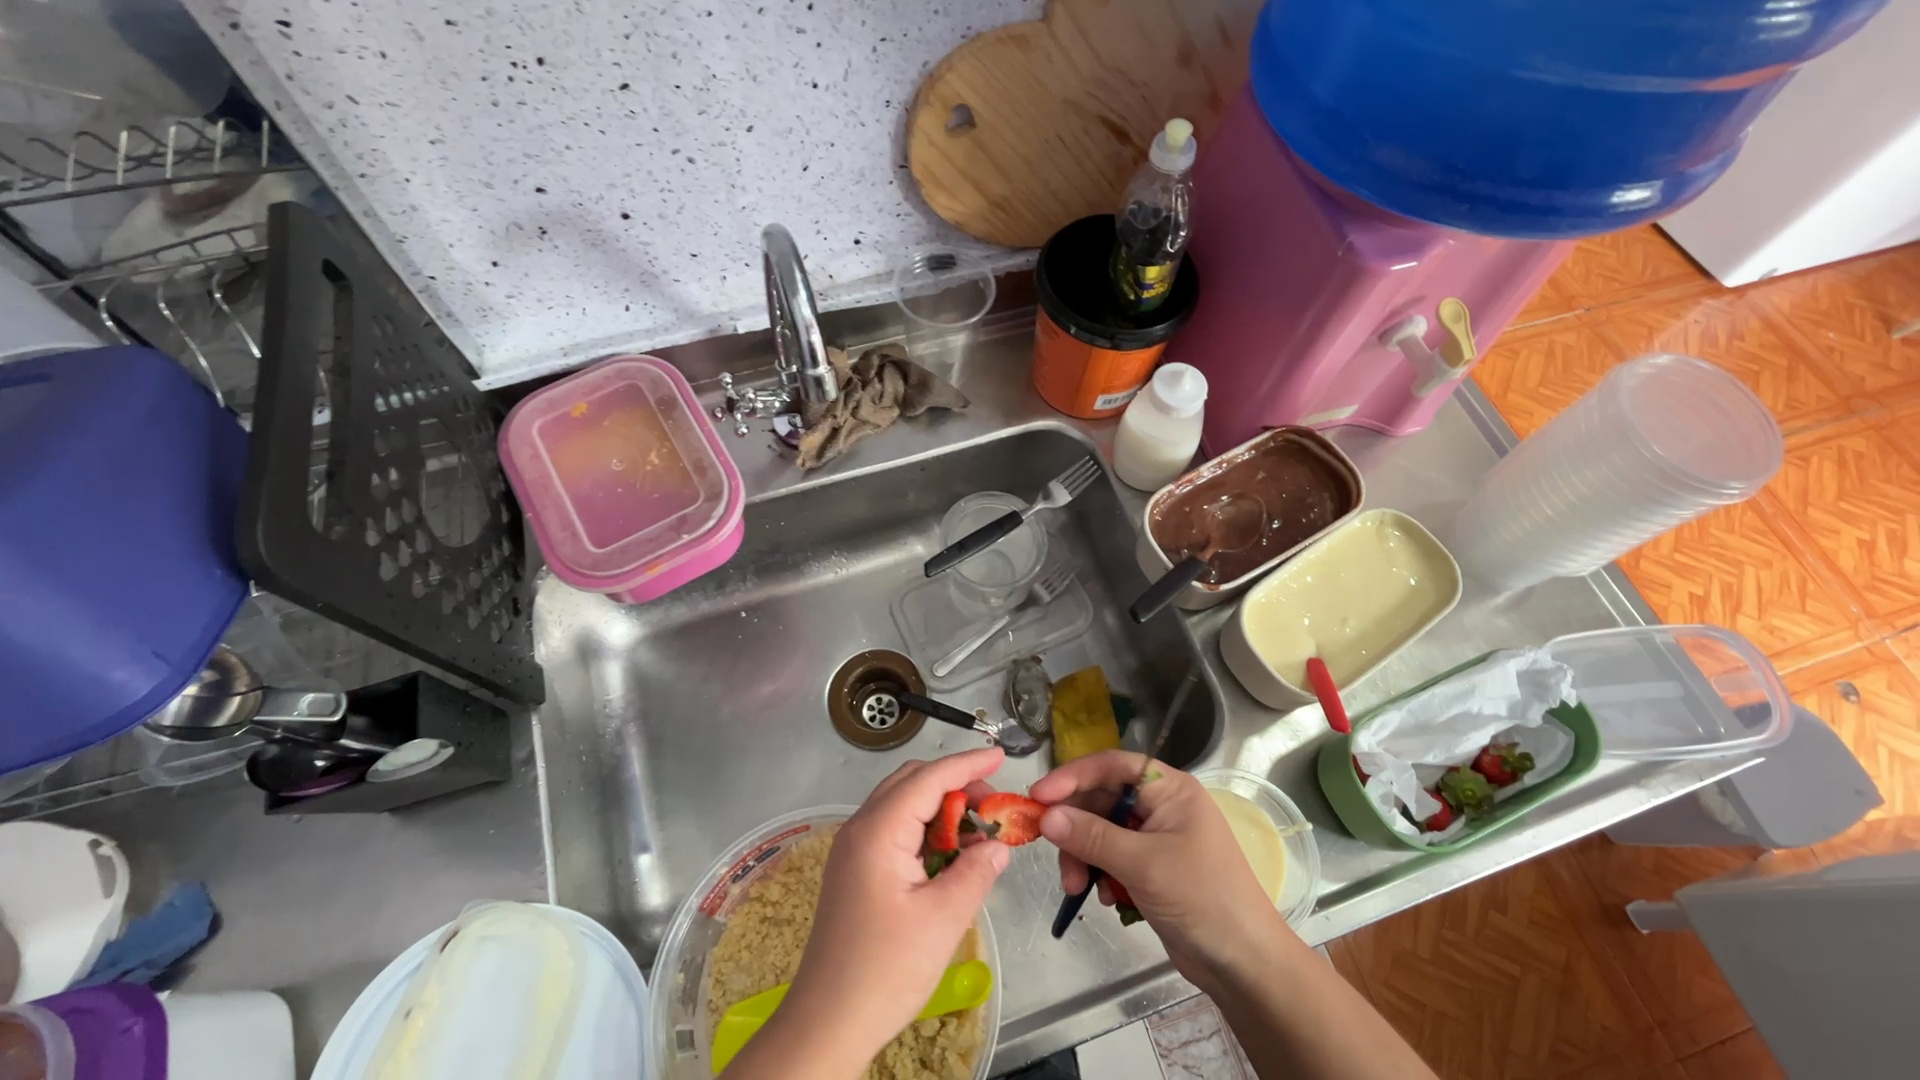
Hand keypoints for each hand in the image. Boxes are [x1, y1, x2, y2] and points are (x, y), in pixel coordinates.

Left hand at [765, 748, 1010, 1073]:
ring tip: (981, 831)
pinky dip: (927, 833)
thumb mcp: (943, 919)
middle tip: (996, 803)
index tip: (1000, 755)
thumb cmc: (886, 969)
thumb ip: (976, 872)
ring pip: (903, 807)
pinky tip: (953, 856)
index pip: (928, 779)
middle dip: (955, 784)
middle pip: (911, 784)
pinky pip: (895, 832)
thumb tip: (998, 845)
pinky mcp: (856, 872)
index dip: (966, 764)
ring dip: (942, 810)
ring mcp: (854, 851)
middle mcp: (860, 830)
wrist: (828, 1021)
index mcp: (878, 832)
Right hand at [1030, 751, 1286, 981]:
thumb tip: (1046, 816)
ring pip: (1100, 832)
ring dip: (1084, 856)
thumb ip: (1091, 836)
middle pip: (1101, 800)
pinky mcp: (1151, 869)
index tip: (1038, 796)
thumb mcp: (1142, 863)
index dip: (1072, 776)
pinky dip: (1100, 874)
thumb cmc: (1201, 897)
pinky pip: (1111, 858)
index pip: (1111, 766)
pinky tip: (1106, 899)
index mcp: (1170, 789)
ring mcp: (1156, 838)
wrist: (1242, 961)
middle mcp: (1162, 806)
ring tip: (1077, 888)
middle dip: (1075, 827)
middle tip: (1051, 851)